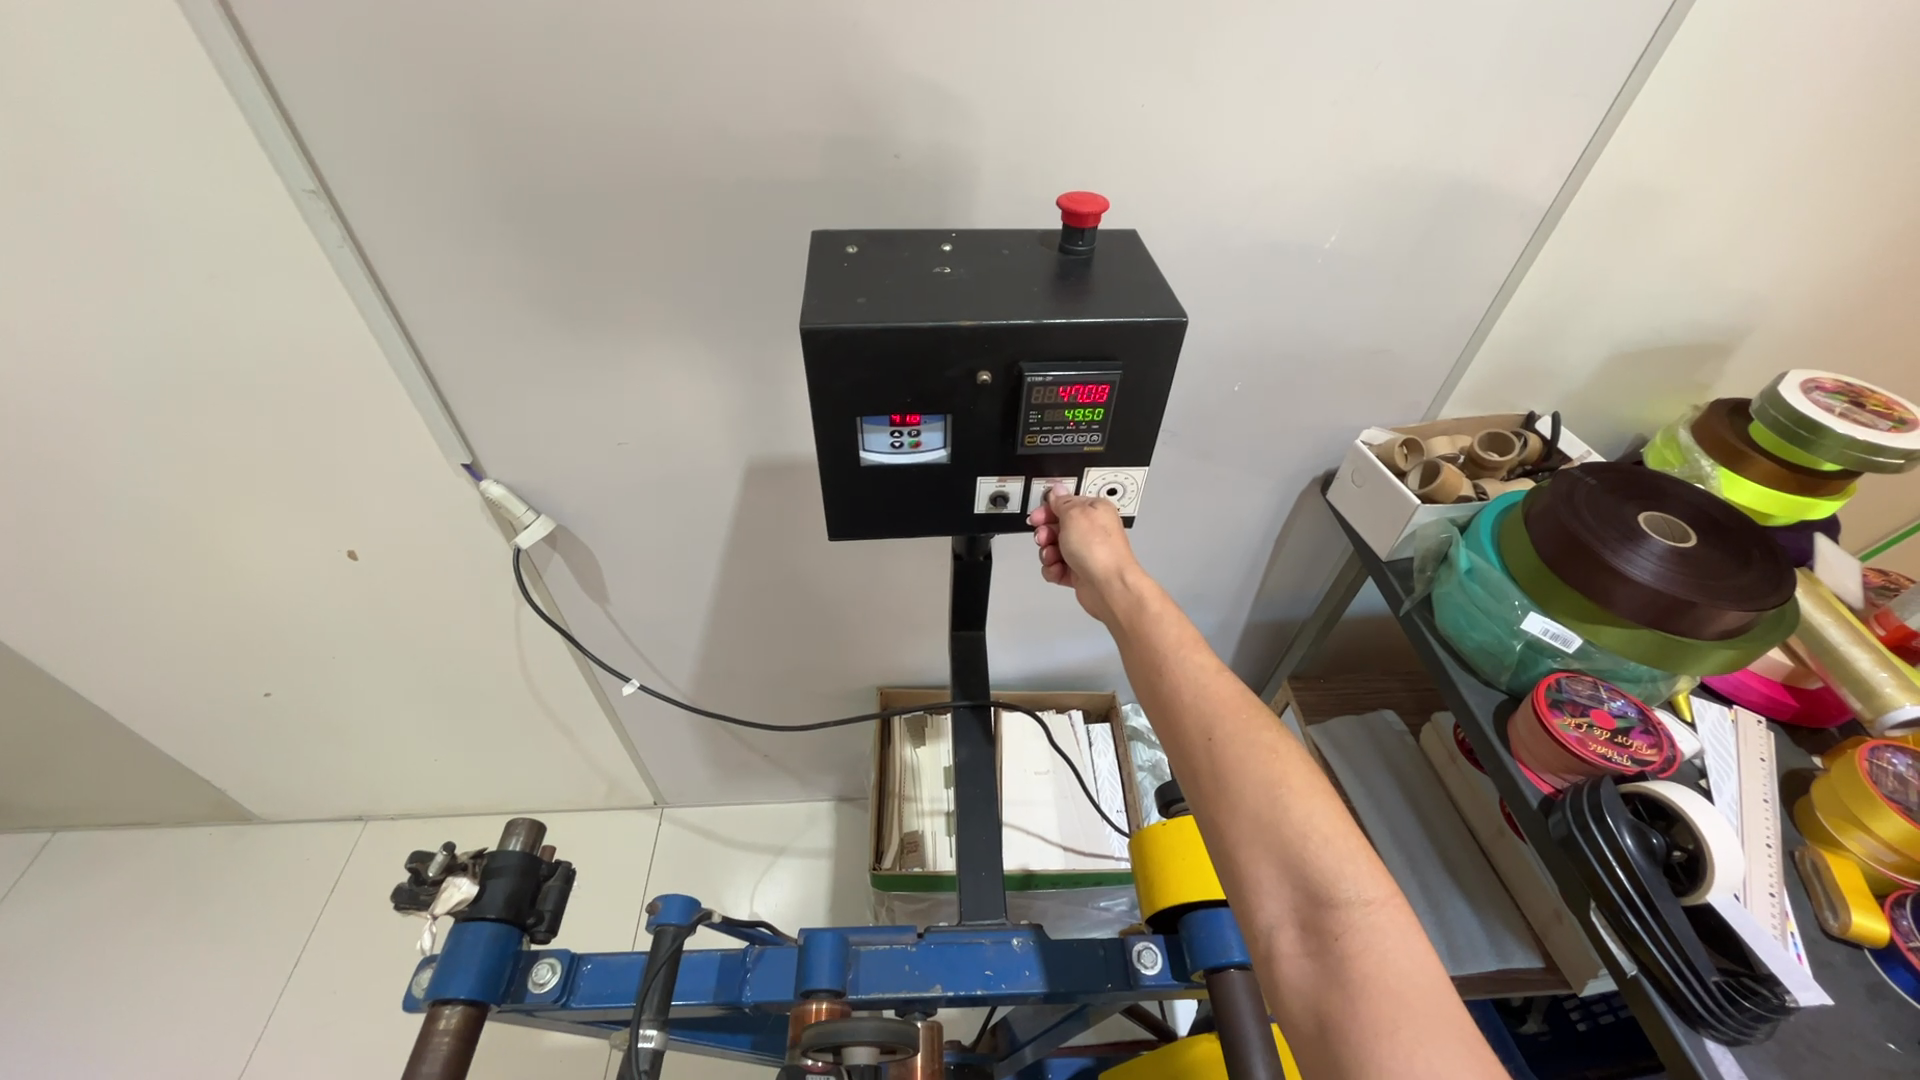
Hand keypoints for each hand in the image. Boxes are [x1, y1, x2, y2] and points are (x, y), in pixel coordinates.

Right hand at [1027, 485, 1143, 623]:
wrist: (1108, 586)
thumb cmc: (1100, 550)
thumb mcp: (1074, 514)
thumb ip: (1062, 501)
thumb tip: (1056, 490)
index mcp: (1094, 510)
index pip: (1065, 502)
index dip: (1048, 509)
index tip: (1038, 516)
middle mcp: (1091, 530)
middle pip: (1056, 526)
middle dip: (1045, 533)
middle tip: (1045, 538)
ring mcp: (1085, 552)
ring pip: (1053, 548)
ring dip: (1047, 553)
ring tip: (1054, 556)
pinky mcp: (1079, 572)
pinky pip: (1056, 567)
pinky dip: (1053, 569)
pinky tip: (1058, 570)